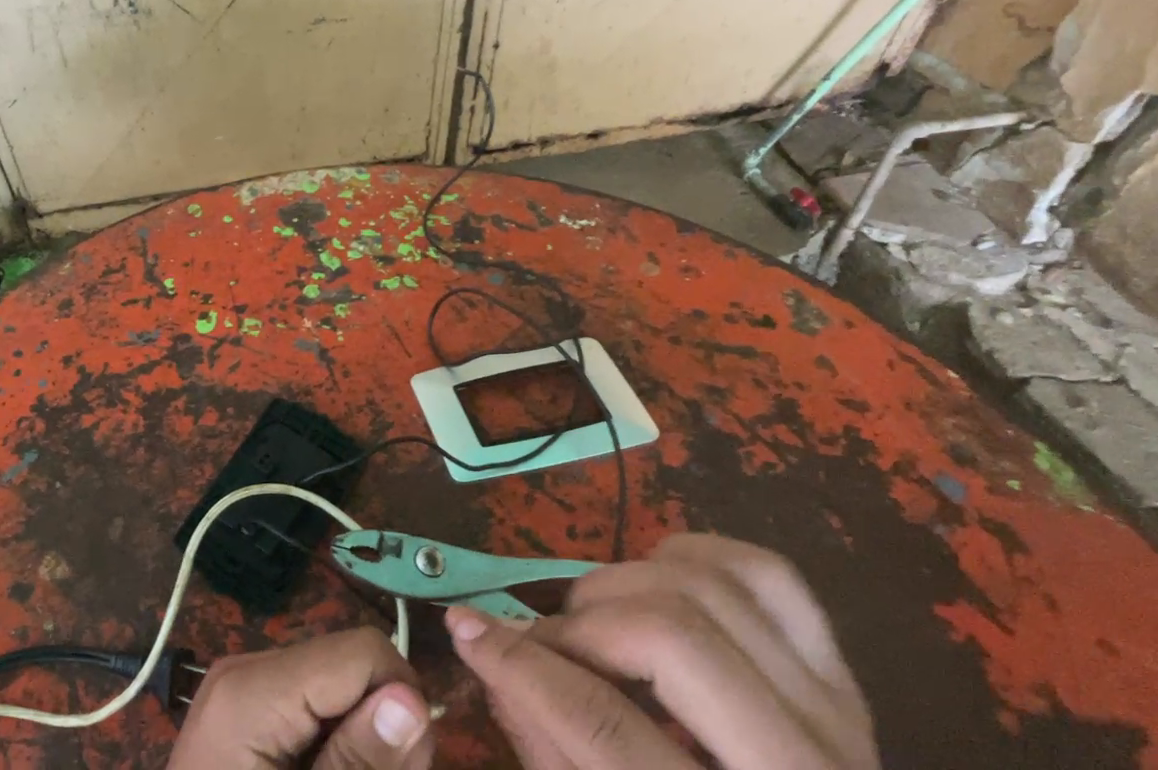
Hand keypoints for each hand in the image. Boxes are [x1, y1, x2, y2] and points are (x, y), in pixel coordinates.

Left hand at [168, 627, 435, 768]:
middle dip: (383, 719)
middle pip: (351, 662)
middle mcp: (246, 667)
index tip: (404, 764)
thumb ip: (358, 760)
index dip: (401, 701)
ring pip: (338, 680)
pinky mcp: (245, 700)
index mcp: (254, 689)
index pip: (364, 651)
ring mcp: (242, 681)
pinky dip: (334, 736)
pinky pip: (311, 698)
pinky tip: (324, 769)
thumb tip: (411, 700)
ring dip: (362, 732)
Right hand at [446, 534, 877, 768]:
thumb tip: (485, 647)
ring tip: (592, 624)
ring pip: (709, 586)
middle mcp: (808, 765)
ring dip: (622, 587)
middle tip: (538, 641)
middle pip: (670, 635)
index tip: (462, 626)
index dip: (521, 668)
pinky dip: (690, 556)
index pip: (608, 728)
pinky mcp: (842, 672)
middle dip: (579, 625)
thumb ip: (546, 745)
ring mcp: (838, 710)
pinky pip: (764, 570)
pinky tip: (653, 584)